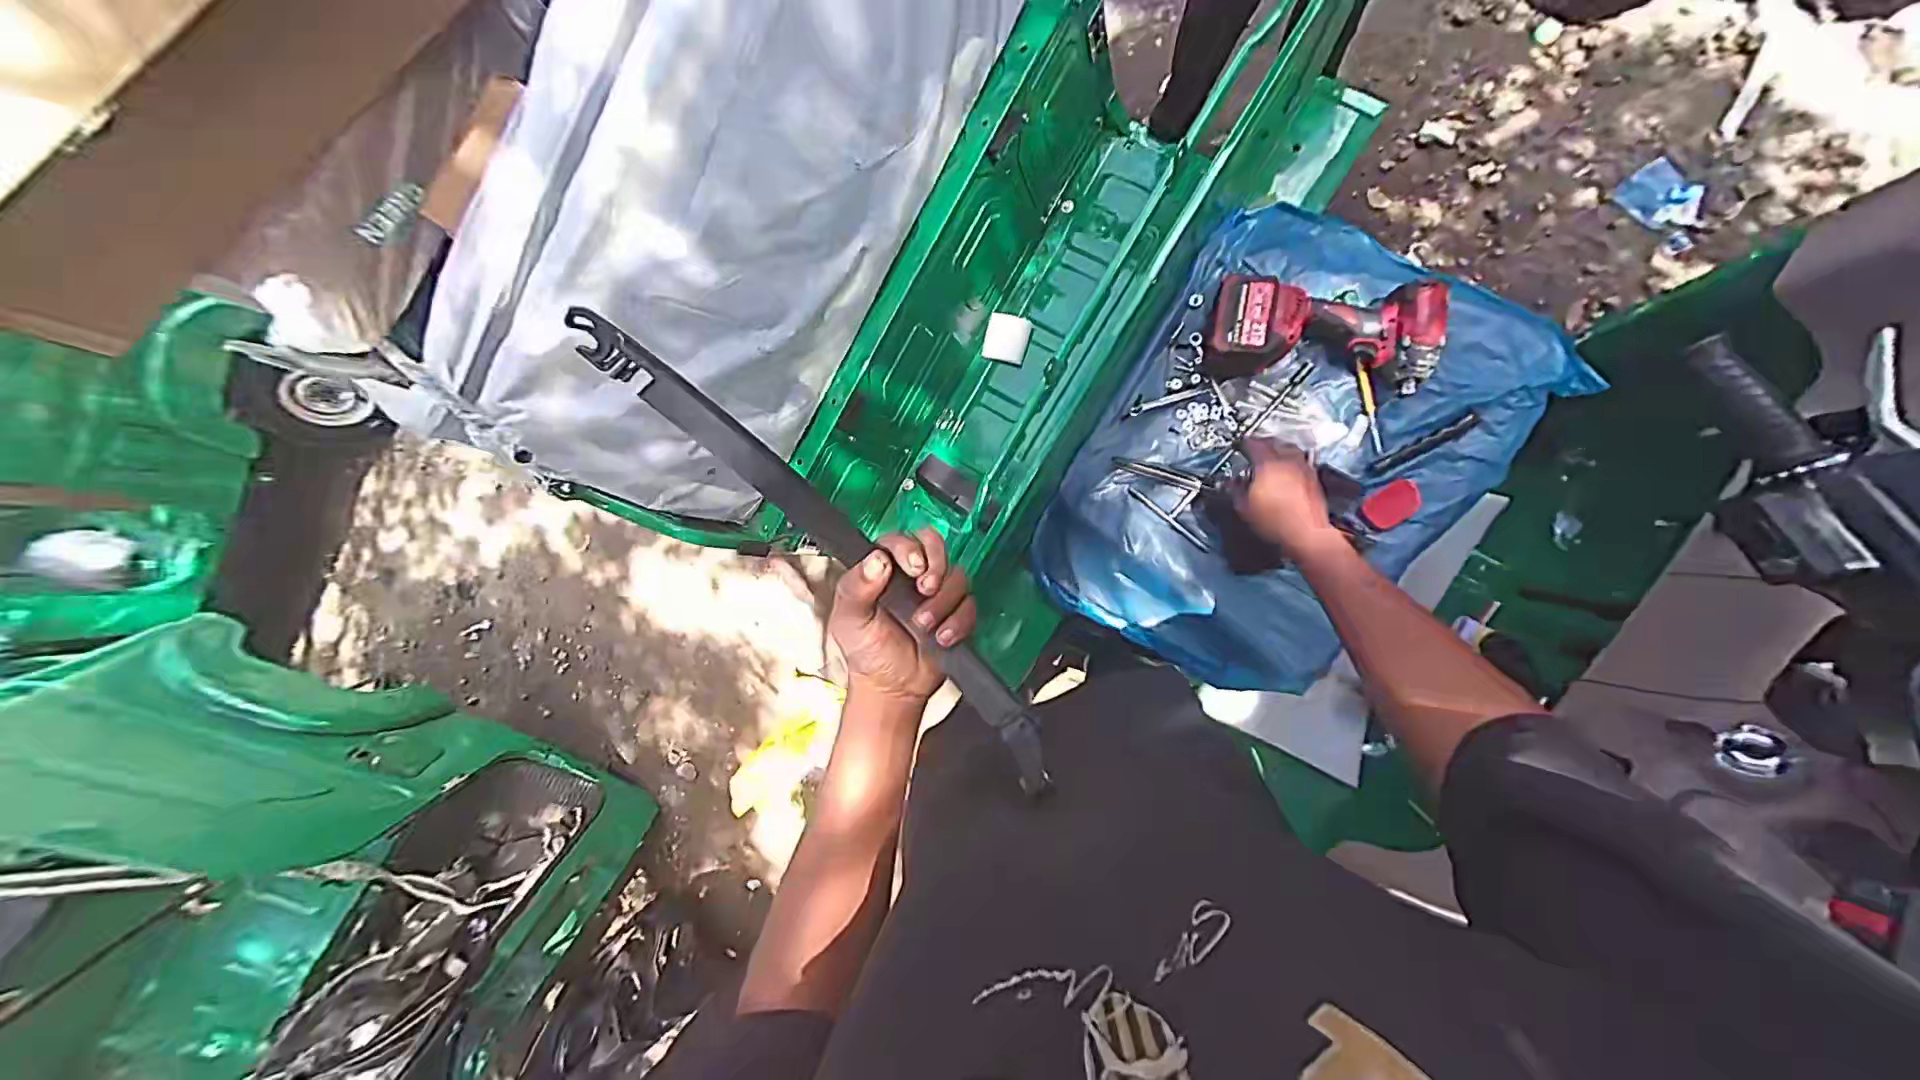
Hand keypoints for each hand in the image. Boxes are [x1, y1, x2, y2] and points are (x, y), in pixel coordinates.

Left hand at [829, 528, 977, 703]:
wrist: (890, 686)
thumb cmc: (865, 649)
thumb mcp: (849, 618)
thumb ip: (856, 587)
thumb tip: (877, 559)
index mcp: (884, 569)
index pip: (901, 540)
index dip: (910, 547)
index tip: (912, 566)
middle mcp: (913, 576)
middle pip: (935, 546)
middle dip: (936, 564)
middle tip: (925, 588)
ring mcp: (938, 593)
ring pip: (956, 576)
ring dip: (943, 601)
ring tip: (924, 625)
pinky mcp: (956, 613)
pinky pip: (969, 605)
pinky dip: (958, 621)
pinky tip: (942, 637)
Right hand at [1235, 438, 1344, 557]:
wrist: (1307, 535)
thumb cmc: (1277, 523)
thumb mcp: (1244, 508)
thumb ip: (1235, 490)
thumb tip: (1231, 484)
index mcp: (1268, 464)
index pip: (1253, 444)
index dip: (1243, 443)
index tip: (1239, 445)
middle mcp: (1288, 462)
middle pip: (1274, 442)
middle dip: (1262, 443)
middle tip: (1252, 449)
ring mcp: (1304, 468)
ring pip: (1289, 449)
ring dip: (1278, 450)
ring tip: (1269, 457)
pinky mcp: (1313, 478)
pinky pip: (1299, 461)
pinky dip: (1290, 461)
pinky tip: (1284, 471)